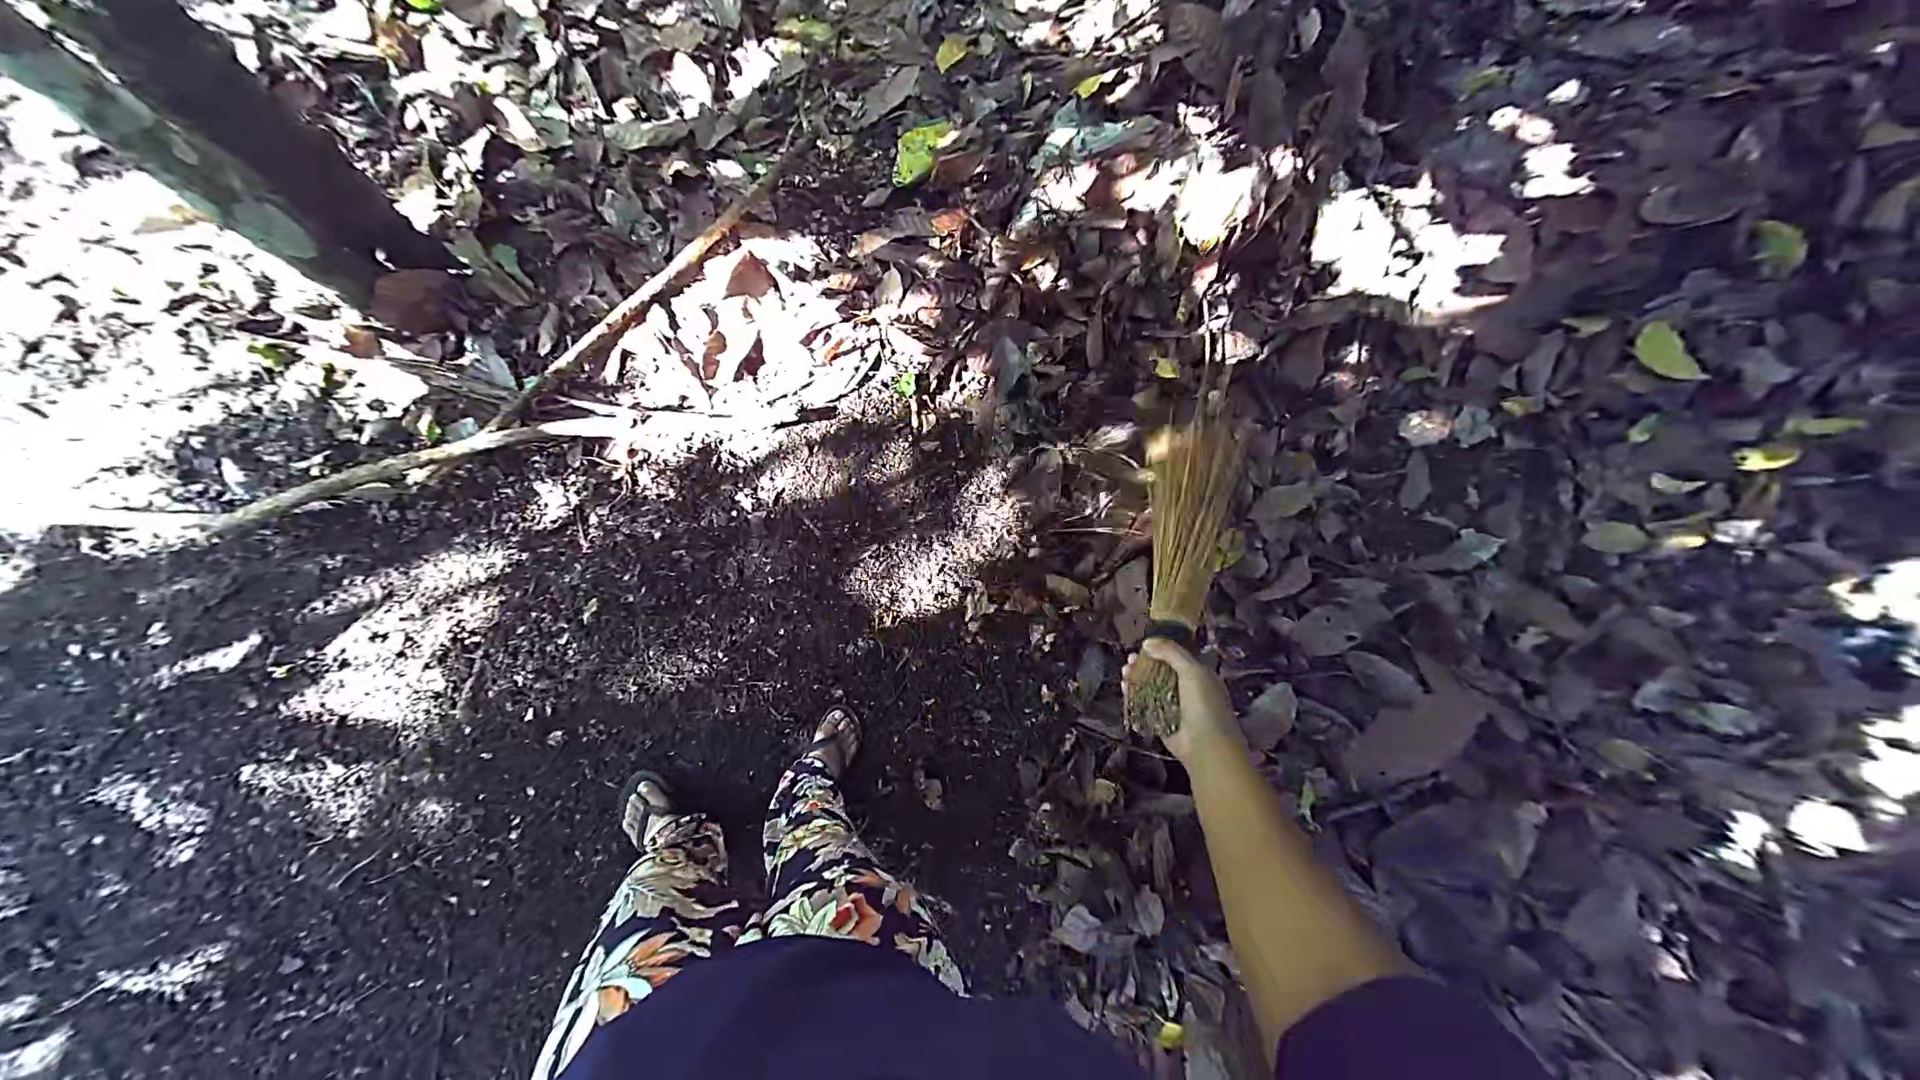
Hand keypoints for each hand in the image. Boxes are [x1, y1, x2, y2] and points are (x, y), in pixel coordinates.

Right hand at [1130, 638, 1244, 765]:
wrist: (1206, 745)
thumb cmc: (1204, 704)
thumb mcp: (1192, 670)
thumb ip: (1171, 652)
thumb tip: (1147, 642)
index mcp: (1200, 674)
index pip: (1176, 657)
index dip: (1159, 650)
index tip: (1143, 647)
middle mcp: (1187, 688)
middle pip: (1160, 671)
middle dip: (1144, 664)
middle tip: (1129, 660)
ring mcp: (1173, 705)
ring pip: (1151, 686)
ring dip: (1137, 677)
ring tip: (1124, 672)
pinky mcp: (1161, 720)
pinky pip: (1145, 703)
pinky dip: (1134, 694)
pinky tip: (1125, 687)